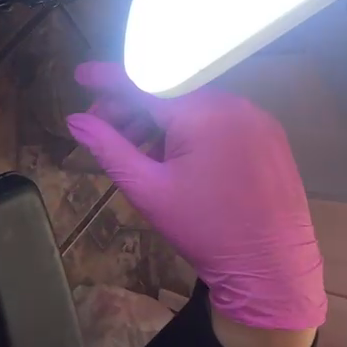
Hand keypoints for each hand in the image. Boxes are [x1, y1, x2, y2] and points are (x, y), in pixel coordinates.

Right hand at [66, 62, 325, 333]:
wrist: (272, 271)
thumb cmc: (203, 229)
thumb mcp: (146, 188)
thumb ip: (108, 147)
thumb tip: (74, 120)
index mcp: (203, 113)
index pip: (144, 83)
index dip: (108, 77)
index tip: (80, 74)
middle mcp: (234, 105)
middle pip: (168, 92)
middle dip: (128, 106)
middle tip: (100, 127)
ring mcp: (256, 121)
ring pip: (192, 106)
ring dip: (156, 119)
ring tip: (131, 147)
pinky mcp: (268, 139)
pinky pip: (217, 120)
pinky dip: (186, 129)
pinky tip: (168, 155)